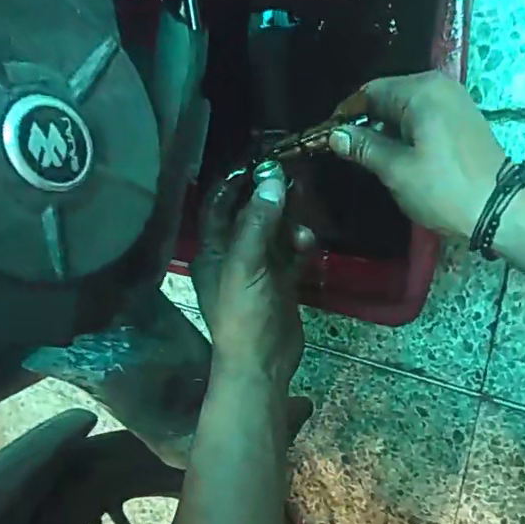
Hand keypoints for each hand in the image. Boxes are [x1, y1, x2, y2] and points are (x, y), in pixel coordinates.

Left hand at [192, 161, 312, 390]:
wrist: (263, 363)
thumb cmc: (245, 315)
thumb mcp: (247, 265)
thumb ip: (258, 222)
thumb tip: (272, 179)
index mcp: (214, 251)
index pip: (219, 205)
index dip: (237, 182)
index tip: (262, 160)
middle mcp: (234, 256)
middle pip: (252, 216)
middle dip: (271, 199)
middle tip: (295, 179)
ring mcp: (260, 271)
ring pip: (275, 234)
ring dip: (290, 225)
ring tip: (305, 225)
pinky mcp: (282, 284)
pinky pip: (291, 255)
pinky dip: (301, 246)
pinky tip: (310, 244)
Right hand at [328, 72, 507, 244]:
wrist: (499, 210)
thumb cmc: (444, 190)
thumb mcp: (397, 171)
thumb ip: (365, 148)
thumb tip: (335, 134)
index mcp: (421, 90)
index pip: (370, 92)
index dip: (346, 115)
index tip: (329, 138)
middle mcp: (440, 86)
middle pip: (390, 96)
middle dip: (368, 122)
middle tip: (350, 152)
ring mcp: (456, 101)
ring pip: (408, 109)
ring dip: (389, 129)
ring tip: (373, 159)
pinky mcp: (464, 119)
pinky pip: (427, 117)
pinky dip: (410, 133)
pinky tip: (401, 156)